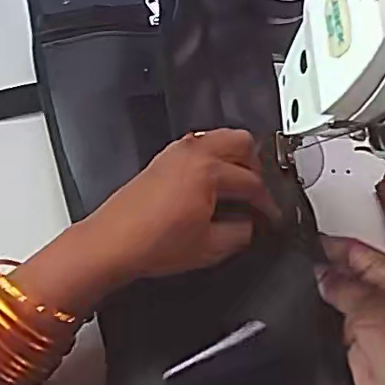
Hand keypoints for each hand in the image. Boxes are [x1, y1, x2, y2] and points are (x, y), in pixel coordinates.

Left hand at [33, 130, 280, 293]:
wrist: (112, 243)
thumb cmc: (150, 242)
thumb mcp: (211, 247)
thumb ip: (241, 232)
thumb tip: (250, 225)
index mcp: (209, 170)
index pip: (252, 182)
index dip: (268, 203)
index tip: (271, 216)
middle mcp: (193, 153)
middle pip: (242, 143)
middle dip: (257, 167)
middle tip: (259, 192)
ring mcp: (176, 152)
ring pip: (220, 138)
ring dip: (236, 157)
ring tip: (240, 185)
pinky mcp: (163, 158)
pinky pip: (199, 145)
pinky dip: (213, 157)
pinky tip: (212, 182)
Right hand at [316, 236, 384, 384]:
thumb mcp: (371, 308)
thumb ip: (341, 287)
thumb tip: (321, 274)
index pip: (357, 250)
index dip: (331, 245)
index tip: (307, 242)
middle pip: (347, 275)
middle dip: (325, 272)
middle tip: (299, 268)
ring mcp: (373, 323)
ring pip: (339, 301)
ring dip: (324, 300)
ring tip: (303, 294)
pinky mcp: (360, 347)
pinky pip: (334, 329)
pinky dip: (322, 325)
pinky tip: (310, 320)